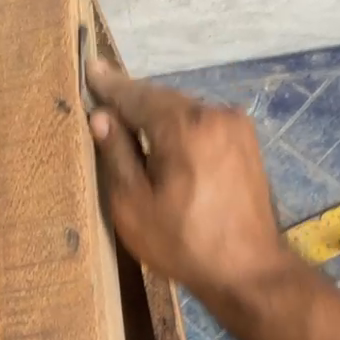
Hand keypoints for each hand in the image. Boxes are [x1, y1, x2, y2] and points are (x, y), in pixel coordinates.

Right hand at [86, 59, 300, 304]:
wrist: (248, 271)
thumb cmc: (183, 243)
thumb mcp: (133, 204)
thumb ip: (116, 155)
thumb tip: (102, 117)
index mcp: (184, 126)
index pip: (136, 95)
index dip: (110, 85)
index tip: (91, 68)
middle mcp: (215, 114)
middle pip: (162, 101)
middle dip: (133, 103)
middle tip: (103, 100)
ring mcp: (237, 127)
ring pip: (184, 113)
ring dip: (157, 120)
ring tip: (130, 131)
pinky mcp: (247, 145)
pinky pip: (202, 126)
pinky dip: (179, 131)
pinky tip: (164, 148)